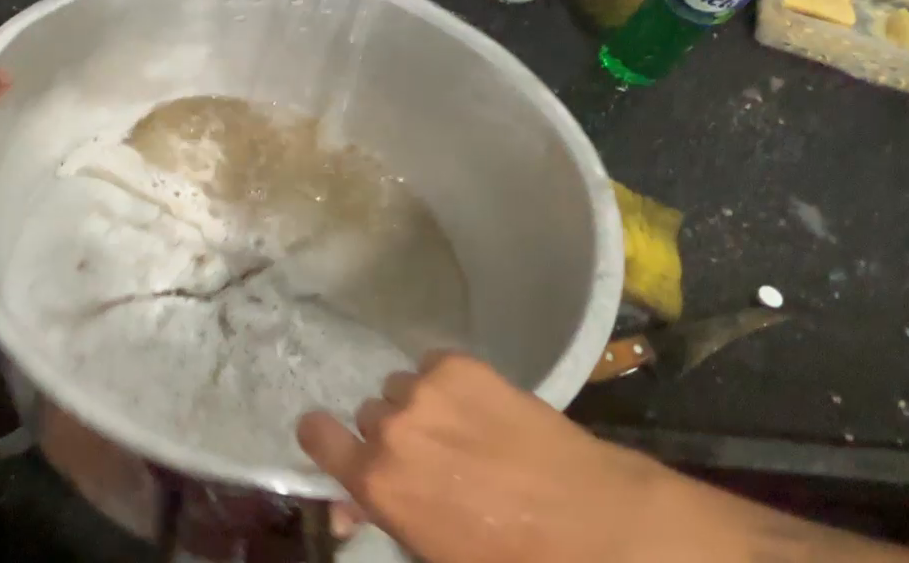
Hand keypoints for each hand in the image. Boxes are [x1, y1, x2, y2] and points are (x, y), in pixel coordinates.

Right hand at [297, 353, 664, 562]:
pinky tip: (484, 410)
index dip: (324, 438)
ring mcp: (423, 390)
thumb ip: (385, 520)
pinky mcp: (458, 364)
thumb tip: (347, 507)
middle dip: (394, 437)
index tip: (342, 445)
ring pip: (401, 390)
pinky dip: (448, 386)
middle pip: (369, 416)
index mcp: (377, 481)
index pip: (314, 434)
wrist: (594, 524)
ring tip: (466, 433)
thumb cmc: (512, 559)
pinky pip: (430, 367)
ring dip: (421, 409)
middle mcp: (390, 428)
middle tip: (436, 460)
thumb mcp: (433, 554)